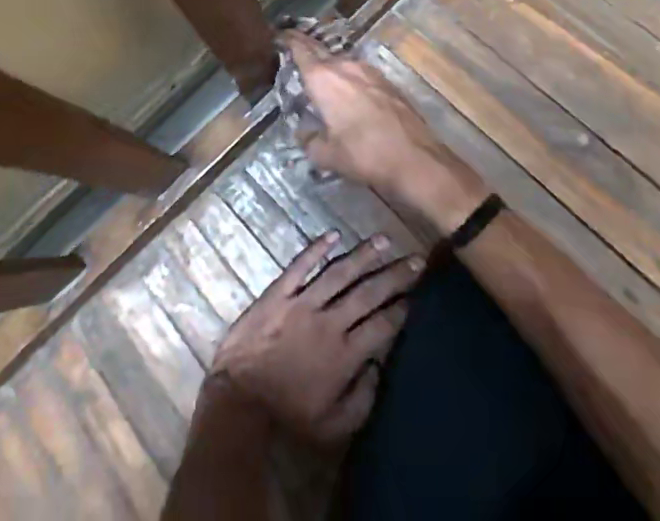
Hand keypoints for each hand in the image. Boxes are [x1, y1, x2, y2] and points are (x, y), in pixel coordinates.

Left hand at [209, 231, 422, 444]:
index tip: (418, 296)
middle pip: (368, 293)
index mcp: (346, 355)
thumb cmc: (289, 413)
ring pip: (338, 273)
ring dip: (363, 255)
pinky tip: (333, 234)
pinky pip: (299, 266)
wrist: (241, 396)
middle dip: (395, 276)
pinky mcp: (276, 294)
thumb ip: (364, 397)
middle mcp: (329, 323)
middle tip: (416, 260)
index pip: (384, 325)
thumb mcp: (336, 424)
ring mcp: (301, 304)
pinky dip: (316, 249)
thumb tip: (379, 366)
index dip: (403, 309)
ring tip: (384, 240)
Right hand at [282, 31, 487, 230]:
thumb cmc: (364, 154)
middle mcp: (345, 67)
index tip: (278, 36)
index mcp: (323, 79)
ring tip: (320, 74)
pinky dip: (349, 76)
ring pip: (342, 61)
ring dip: (329, 64)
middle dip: (305, 47)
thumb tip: (304, 131)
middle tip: (293, 48)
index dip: (287, 40)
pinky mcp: (389, 83)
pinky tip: (349, 90)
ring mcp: (371, 72)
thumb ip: (308, 139)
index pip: (299, 48)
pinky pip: (360, 72)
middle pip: (320, 50)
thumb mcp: (325, 154)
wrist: (416, 160)